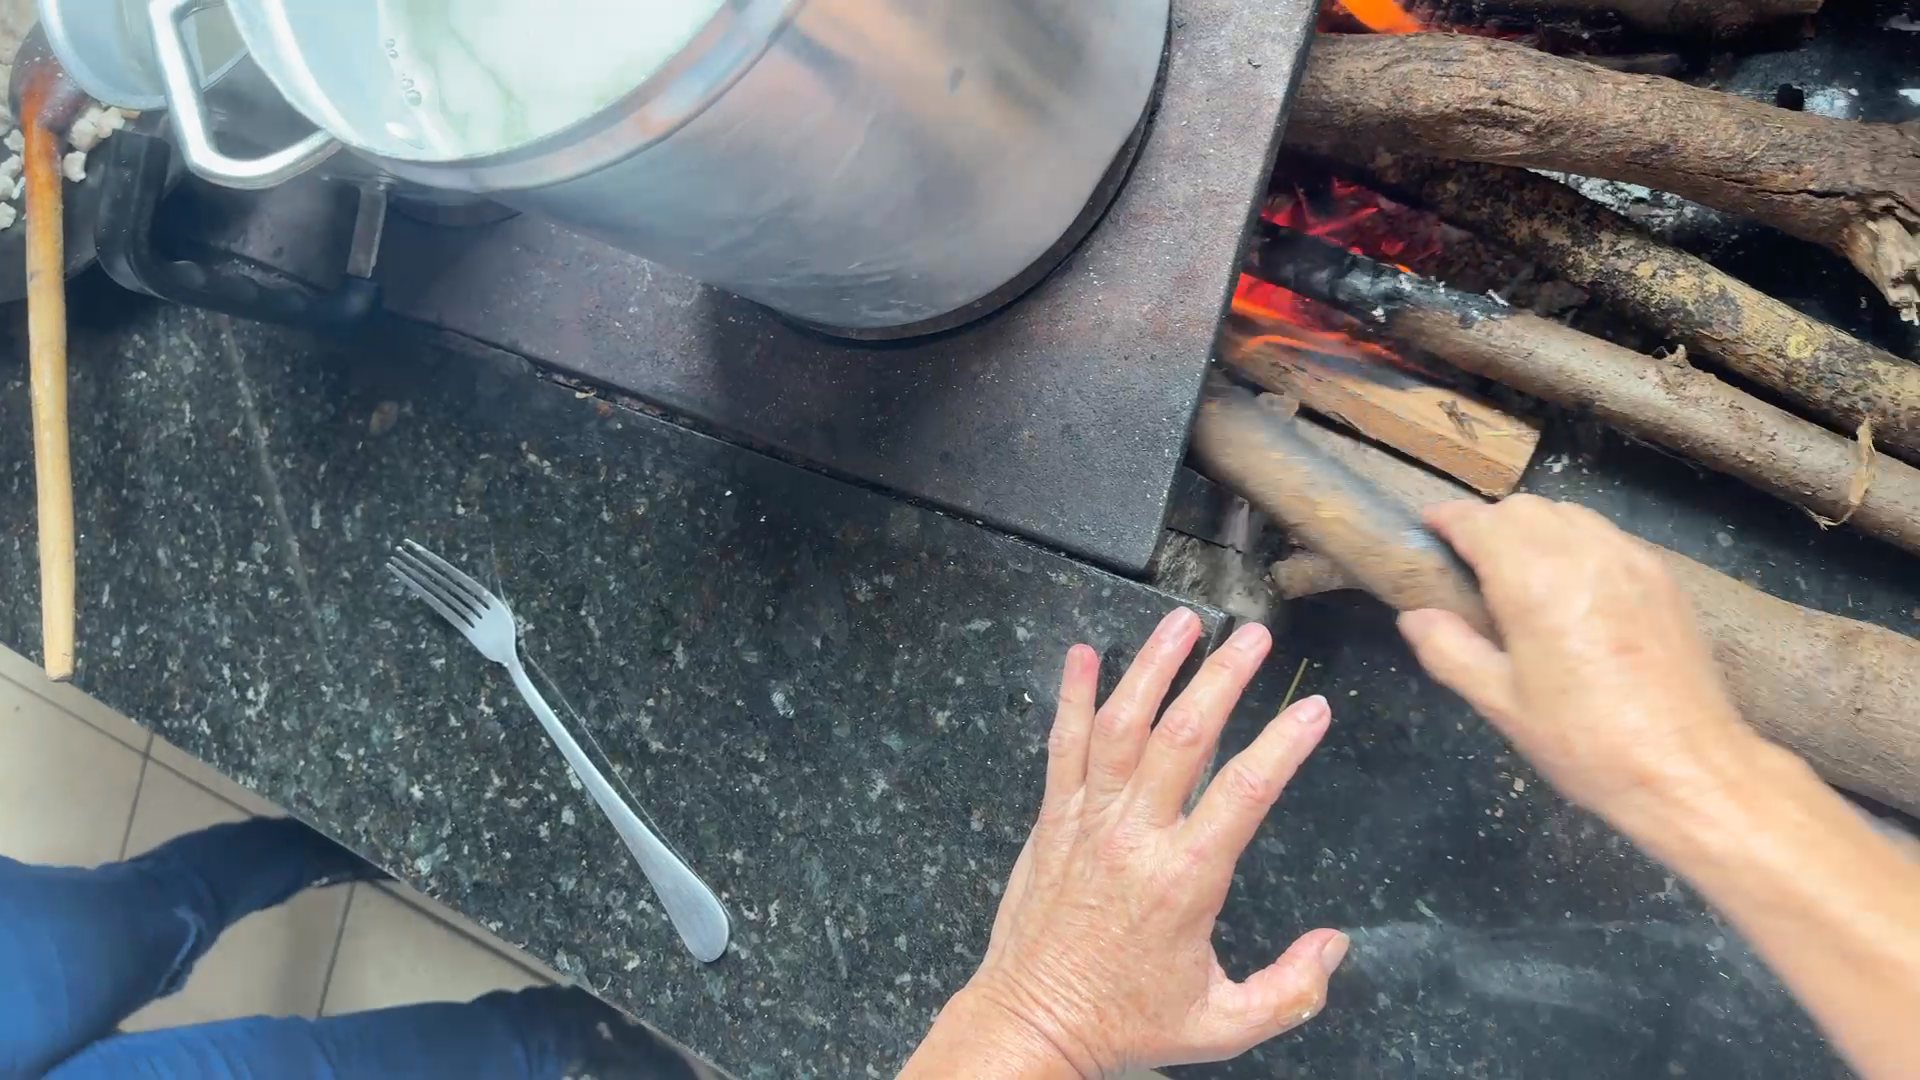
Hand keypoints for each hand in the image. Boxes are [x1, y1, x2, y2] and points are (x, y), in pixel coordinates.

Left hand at [950, 609, 1346, 1075]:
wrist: (1034, 1017)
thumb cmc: (1128, 1021)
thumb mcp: (1225, 1025)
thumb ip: (1293, 989)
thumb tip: (1339, 943)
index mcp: (1185, 880)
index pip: (1244, 794)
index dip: (1283, 746)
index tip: (1314, 708)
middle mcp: (1135, 834)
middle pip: (1183, 738)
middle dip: (1222, 679)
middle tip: (1254, 637)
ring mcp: (1088, 816)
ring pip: (1121, 726)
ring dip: (1152, 668)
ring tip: (1182, 622)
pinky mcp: (1052, 813)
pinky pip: (1062, 745)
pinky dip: (1072, 696)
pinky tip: (1083, 653)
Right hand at [1397, 496, 1751, 821]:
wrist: (1692, 772)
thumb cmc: (1582, 739)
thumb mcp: (1494, 701)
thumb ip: (1445, 648)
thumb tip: (1415, 615)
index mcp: (1534, 583)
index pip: (1479, 522)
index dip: (1445, 519)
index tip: (1424, 530)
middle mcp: (1584, 558)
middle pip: (1522, 508)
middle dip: (1484, 522)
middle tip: (1462, 559)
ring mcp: (1632, 563)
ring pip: (1566, 513)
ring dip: (1528, 527)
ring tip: (1510, 567)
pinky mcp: (1663, 579)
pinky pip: (1602, 534)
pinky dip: (1568, 540)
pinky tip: (1561, 583)